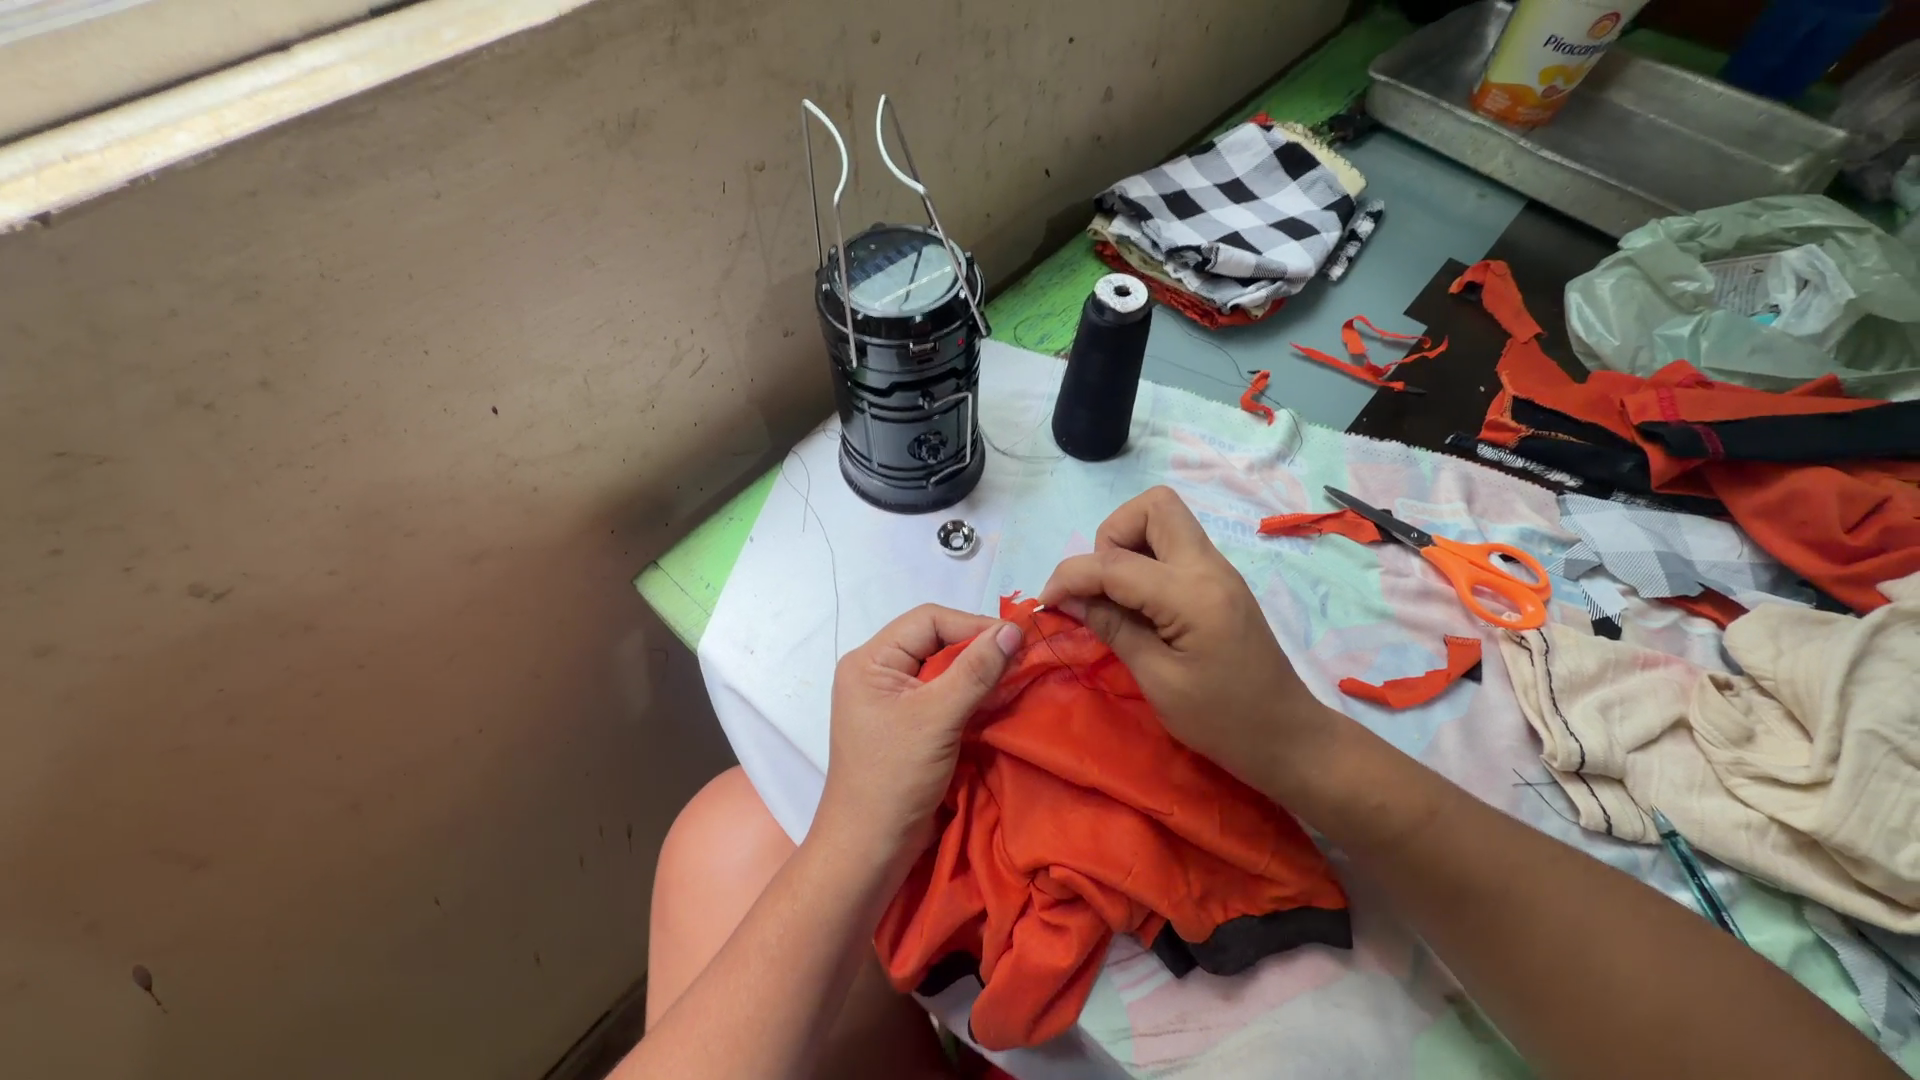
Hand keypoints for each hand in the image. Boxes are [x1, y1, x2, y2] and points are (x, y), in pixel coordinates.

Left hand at [813, 604, 1023, 870]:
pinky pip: (941, 695)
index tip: (1016, 639)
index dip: (973, 624)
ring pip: (941, 668)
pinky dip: (969, 695)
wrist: (869, 848)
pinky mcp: (906, 725)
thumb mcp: (938, 718)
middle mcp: (877, 673)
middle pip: (934, 640)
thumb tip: (1014, 629)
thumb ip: (976, 670)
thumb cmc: (895, 778)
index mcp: (870, 661)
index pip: (927, 620)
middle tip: (1019, 657)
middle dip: (976, 646)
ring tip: (1014, 676)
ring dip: (976, 672)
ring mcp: (890, 700)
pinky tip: (995, 701)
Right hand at [1038, 486, 1340, 788]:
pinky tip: (1136, 605)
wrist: (1286, 737)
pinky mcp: (1220, 582)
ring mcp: (1219, 571)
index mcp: (1193, 594)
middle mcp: (1209, 567)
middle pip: (1154, 506)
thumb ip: (1113, 628)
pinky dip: (1145, 560)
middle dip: (1111, 534)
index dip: (1071, 575)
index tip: (1048, 601)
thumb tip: (1068, 598)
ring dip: (1128, 544)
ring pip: (1166, 519)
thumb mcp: (1157, 680)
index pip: (1116, 562)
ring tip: (1115, 596)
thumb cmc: (1221, 721)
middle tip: (1099, 585)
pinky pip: (1175, 546)